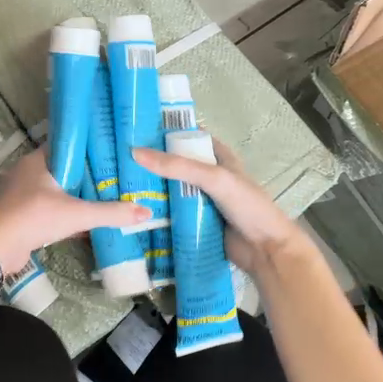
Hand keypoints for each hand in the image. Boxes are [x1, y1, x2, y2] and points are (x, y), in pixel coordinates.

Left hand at [0, 150, 149, 273]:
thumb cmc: (36, 216)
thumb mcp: (78, 214)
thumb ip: (111, 212)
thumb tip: (146, 211)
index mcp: (38, 159)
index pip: (66, 145)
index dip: (87, 147)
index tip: (109, 151)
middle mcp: (28, 171)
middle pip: (63, 167)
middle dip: (85, 173)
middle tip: (112, 175)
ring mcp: (22, 191)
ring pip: (55, 188)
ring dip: (74, 193)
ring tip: (103, 195)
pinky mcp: (21, 212)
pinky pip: (48, 206)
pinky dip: (64, 210)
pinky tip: (82, 219)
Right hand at [132, 143, 307, 273]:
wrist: (267, 252)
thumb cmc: (247, 206)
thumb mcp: (213, 178)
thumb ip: (176, 166)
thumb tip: (134, 152)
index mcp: (217, 156)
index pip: (185, 136)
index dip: (162, 131)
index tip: (131, 129)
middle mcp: (207, 174)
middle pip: (173, 164)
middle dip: (149, 162)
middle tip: (116, 158)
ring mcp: (200, 199)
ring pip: (169, 188)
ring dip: (149, 187)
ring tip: (115, 181)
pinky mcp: (194, 221)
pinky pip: (170, 211)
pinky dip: (155, 209)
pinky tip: (130, 207)